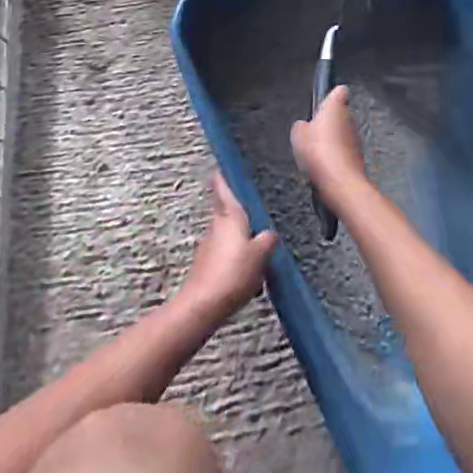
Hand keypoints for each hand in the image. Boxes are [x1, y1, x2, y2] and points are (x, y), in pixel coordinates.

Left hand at [177, 173, 277, 319]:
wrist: (203, 305)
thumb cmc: (233, 273)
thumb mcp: (261, 254)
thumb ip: (268, 240)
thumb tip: (269, 234)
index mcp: (230, 217)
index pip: (223, 189)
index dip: (223, 178)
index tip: (222, 168)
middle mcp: (216, 226)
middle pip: (224, 211)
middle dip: (235, 210)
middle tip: (250, 210)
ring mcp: (208, 246)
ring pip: (225, 234)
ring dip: (237, 236)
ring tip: (256, 247)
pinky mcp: (205, 265)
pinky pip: (223, 254)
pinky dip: (234, 257)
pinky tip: (247, 274)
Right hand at [291, 85, 367, 193]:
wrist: (340, 182)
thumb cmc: (319, 152)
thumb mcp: (298, 134)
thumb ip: (301, 126)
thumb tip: (304, 126)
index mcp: (336, 106)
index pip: (339, 91)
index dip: (332, 94)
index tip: (324, 101)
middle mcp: (350, 118)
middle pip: (342, 113)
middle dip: (331, 120)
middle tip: (315, 129)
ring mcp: (356, 138)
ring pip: (344, 132)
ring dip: (334, 138)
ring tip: (318, 150)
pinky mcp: (359, 156)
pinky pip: (346, 150)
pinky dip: (338, 155)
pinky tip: (325, 164)